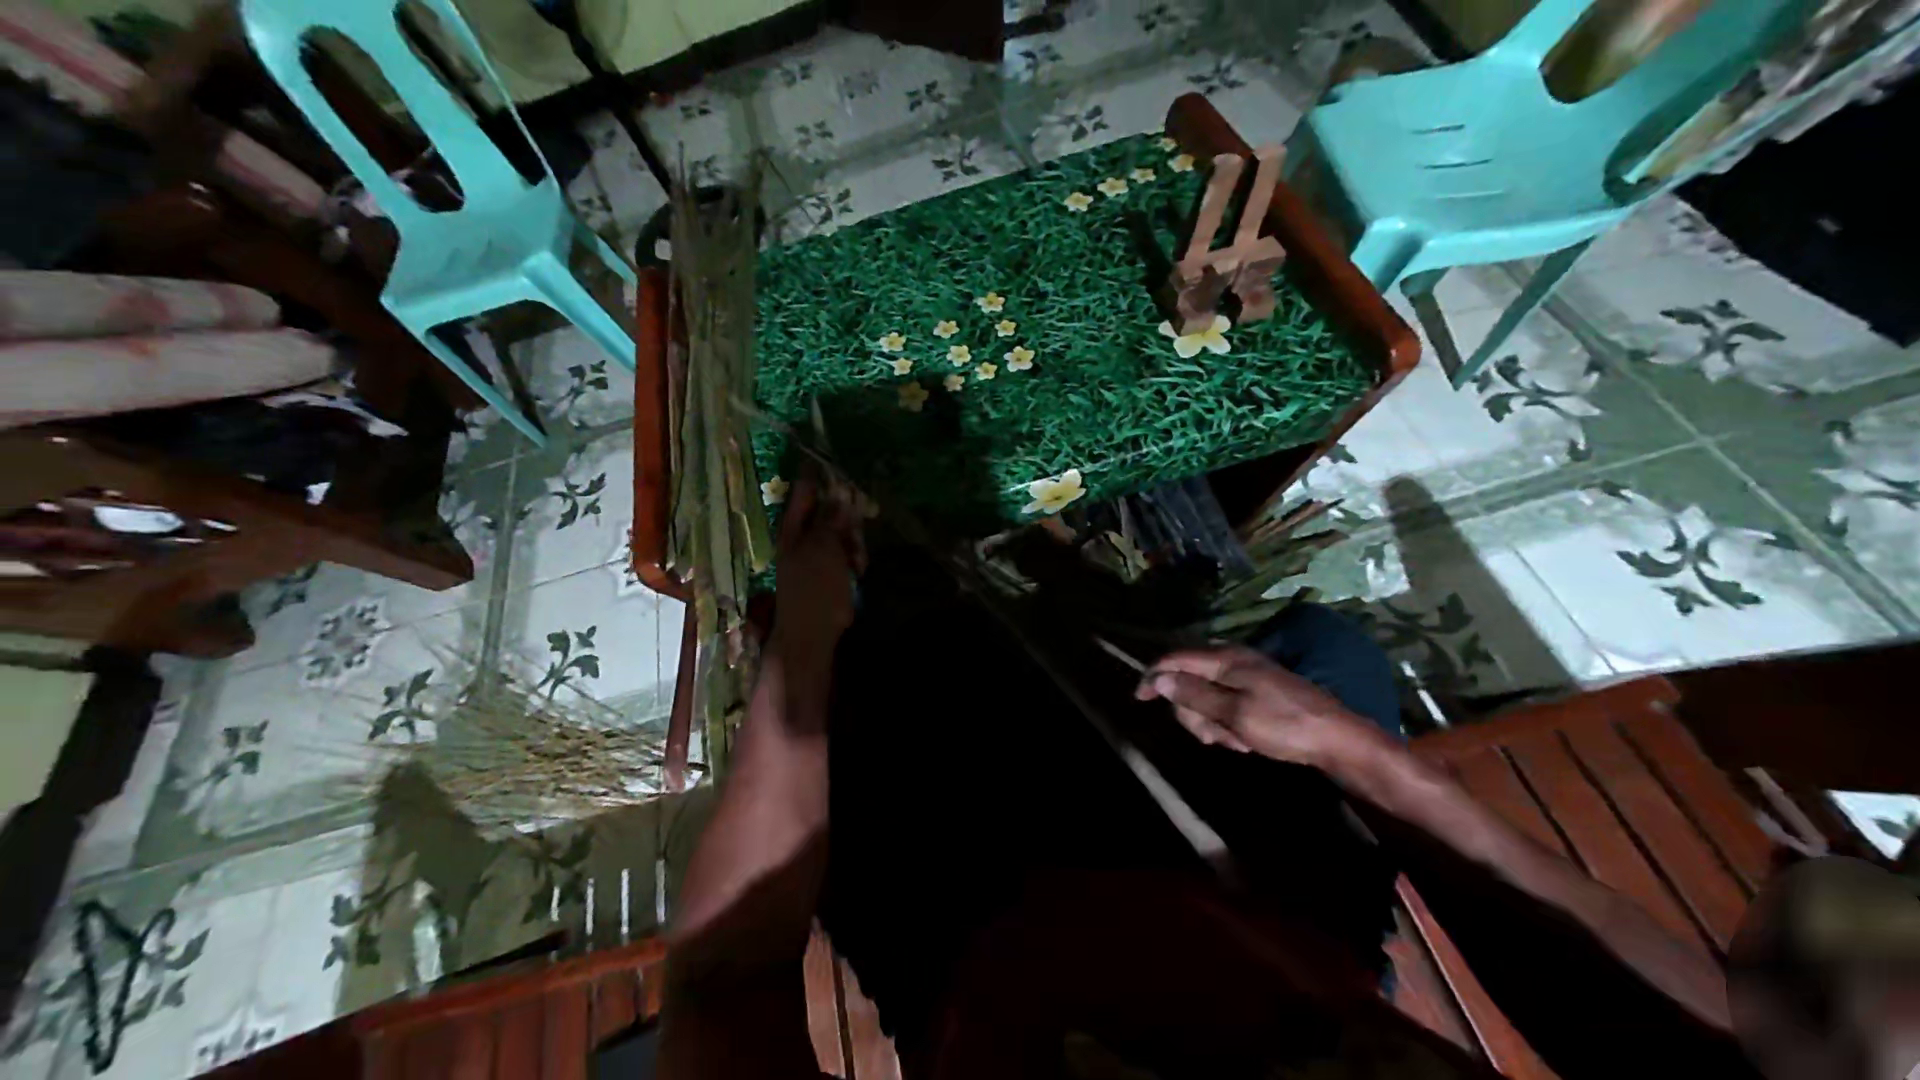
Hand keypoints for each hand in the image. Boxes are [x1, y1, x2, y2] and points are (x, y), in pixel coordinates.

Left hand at [771, 466, 865, 670]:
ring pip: (841, 532)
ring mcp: (816, 555)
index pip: (804, 493)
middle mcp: (803, 538)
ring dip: (854, 541)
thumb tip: (840, 490)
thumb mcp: (824, 549)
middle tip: (860, 521)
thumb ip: (832, 519)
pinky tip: (859, 570)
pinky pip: (846, 552)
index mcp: (793, 529)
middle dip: (846, 515)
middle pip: (828, 511)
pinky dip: (854, 558)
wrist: (813, 633)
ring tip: (858, 561)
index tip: (829, 458)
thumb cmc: (814, 589)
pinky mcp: (830, 571)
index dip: (815, 475)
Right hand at [1135, 645, 1382, 767]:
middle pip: (1188, 682)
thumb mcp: (1234, 713)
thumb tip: (1159, 678)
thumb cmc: (1284, 725)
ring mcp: (1245, 677)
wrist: (1338, 740)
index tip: (1139, 700)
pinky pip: (1225, 706)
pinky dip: (1228, 725)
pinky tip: (1245, 741)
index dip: (1153, 677)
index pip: (1174, 659)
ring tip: (1236, 742)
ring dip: (1212, 724)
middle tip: (1212, 738)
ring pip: (1206, 699)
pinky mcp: (1256, 693)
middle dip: (1193, 713)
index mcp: (1225, 659)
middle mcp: (1232, 661)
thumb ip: (1194, 694)